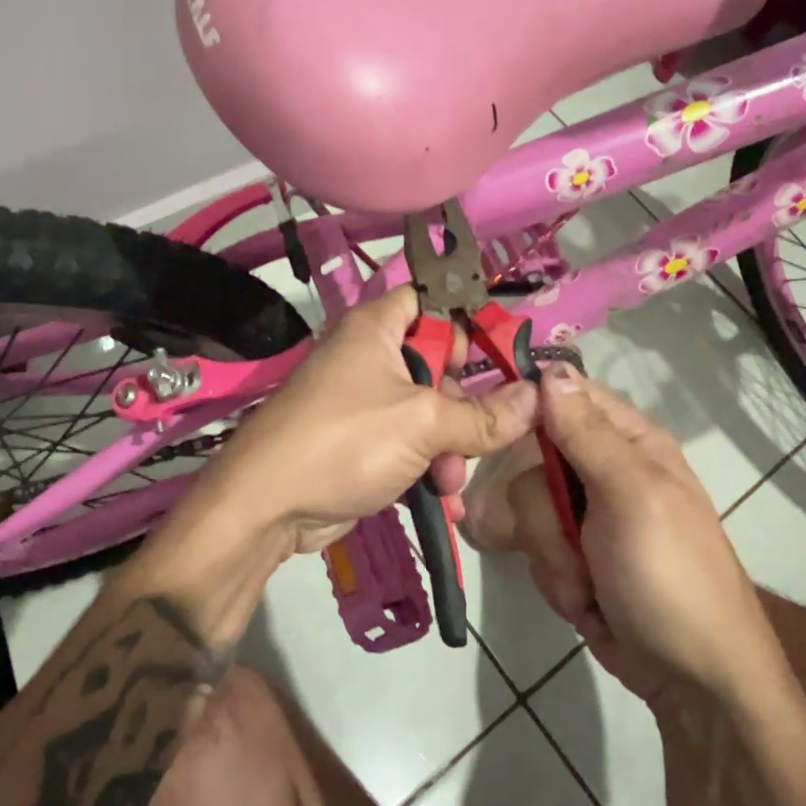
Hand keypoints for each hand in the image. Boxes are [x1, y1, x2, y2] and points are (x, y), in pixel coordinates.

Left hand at [194, 287, 539, 554]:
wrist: (266, 506)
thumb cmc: (346, 441)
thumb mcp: (423, 423)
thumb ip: (483, 415)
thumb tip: (539, 397)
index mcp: (375, 328)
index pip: (428, 300)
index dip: (464, 321)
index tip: (497, 355)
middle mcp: (367, 357)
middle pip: (435, 366)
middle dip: (462, 408)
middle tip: (476, 436)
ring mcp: (361, 404)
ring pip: (426, 414)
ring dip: (448, 449)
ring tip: (449, 483)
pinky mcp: (358, 445)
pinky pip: (407, 447)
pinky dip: (426, 469)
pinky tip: (444, 502)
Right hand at [472, 367, 780, 704]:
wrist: (694, 679)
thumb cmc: (671, 577)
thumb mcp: (632, 496)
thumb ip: (586, 434)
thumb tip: (550, 368)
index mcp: (629, 442)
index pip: (563, 396)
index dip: (528, 409)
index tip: (503, 436)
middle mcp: (605, 471)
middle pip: (531, 463)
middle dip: (541, 513)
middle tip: (571, 539)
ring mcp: (587, 519)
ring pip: (526, 512)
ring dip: (550, 556)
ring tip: (588, 585)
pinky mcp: (574, 559)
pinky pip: (535, 551)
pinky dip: (555, 581)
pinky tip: (586, 603)